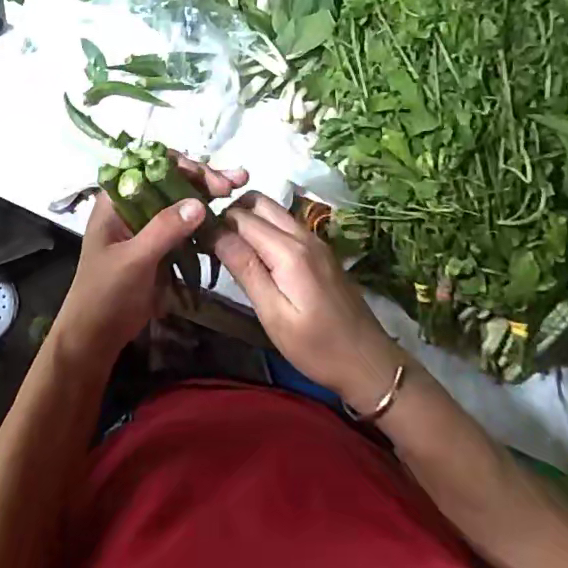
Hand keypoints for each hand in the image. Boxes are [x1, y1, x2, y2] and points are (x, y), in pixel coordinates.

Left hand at [54, 156, 246, 366]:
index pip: (149, 166)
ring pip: (179, 202)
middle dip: (201, 178)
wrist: (96, 334)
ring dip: (207, 195)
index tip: (210, 179)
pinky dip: (204, 222)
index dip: (181, 165)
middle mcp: (131, 206)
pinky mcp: (159, 246)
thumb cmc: (105, 292)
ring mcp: (146, 226)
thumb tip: (199, 202)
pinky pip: (184, 227)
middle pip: (169, 181)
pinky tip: (226, 221)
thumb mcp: (134, 260)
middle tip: (236, 182)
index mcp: (116, 201)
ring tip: (239, 189)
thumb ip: (164, 230)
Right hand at [212, 193, 405, 406]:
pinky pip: (284, 224)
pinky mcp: (319, 251)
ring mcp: (314, 240)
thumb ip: (245, 269)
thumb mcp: (274, 315)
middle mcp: (302, 235)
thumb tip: (213, 232)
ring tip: (228, 247)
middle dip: (229, 213)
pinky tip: (254, 255)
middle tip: (211, 241)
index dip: (214, 224)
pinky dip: (263, 228)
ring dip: (246, 218)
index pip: (239, 217)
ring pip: (271, 210)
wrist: (371, 365)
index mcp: (289, 250)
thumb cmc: (317, 348)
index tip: (196, 242)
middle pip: (256, 202)